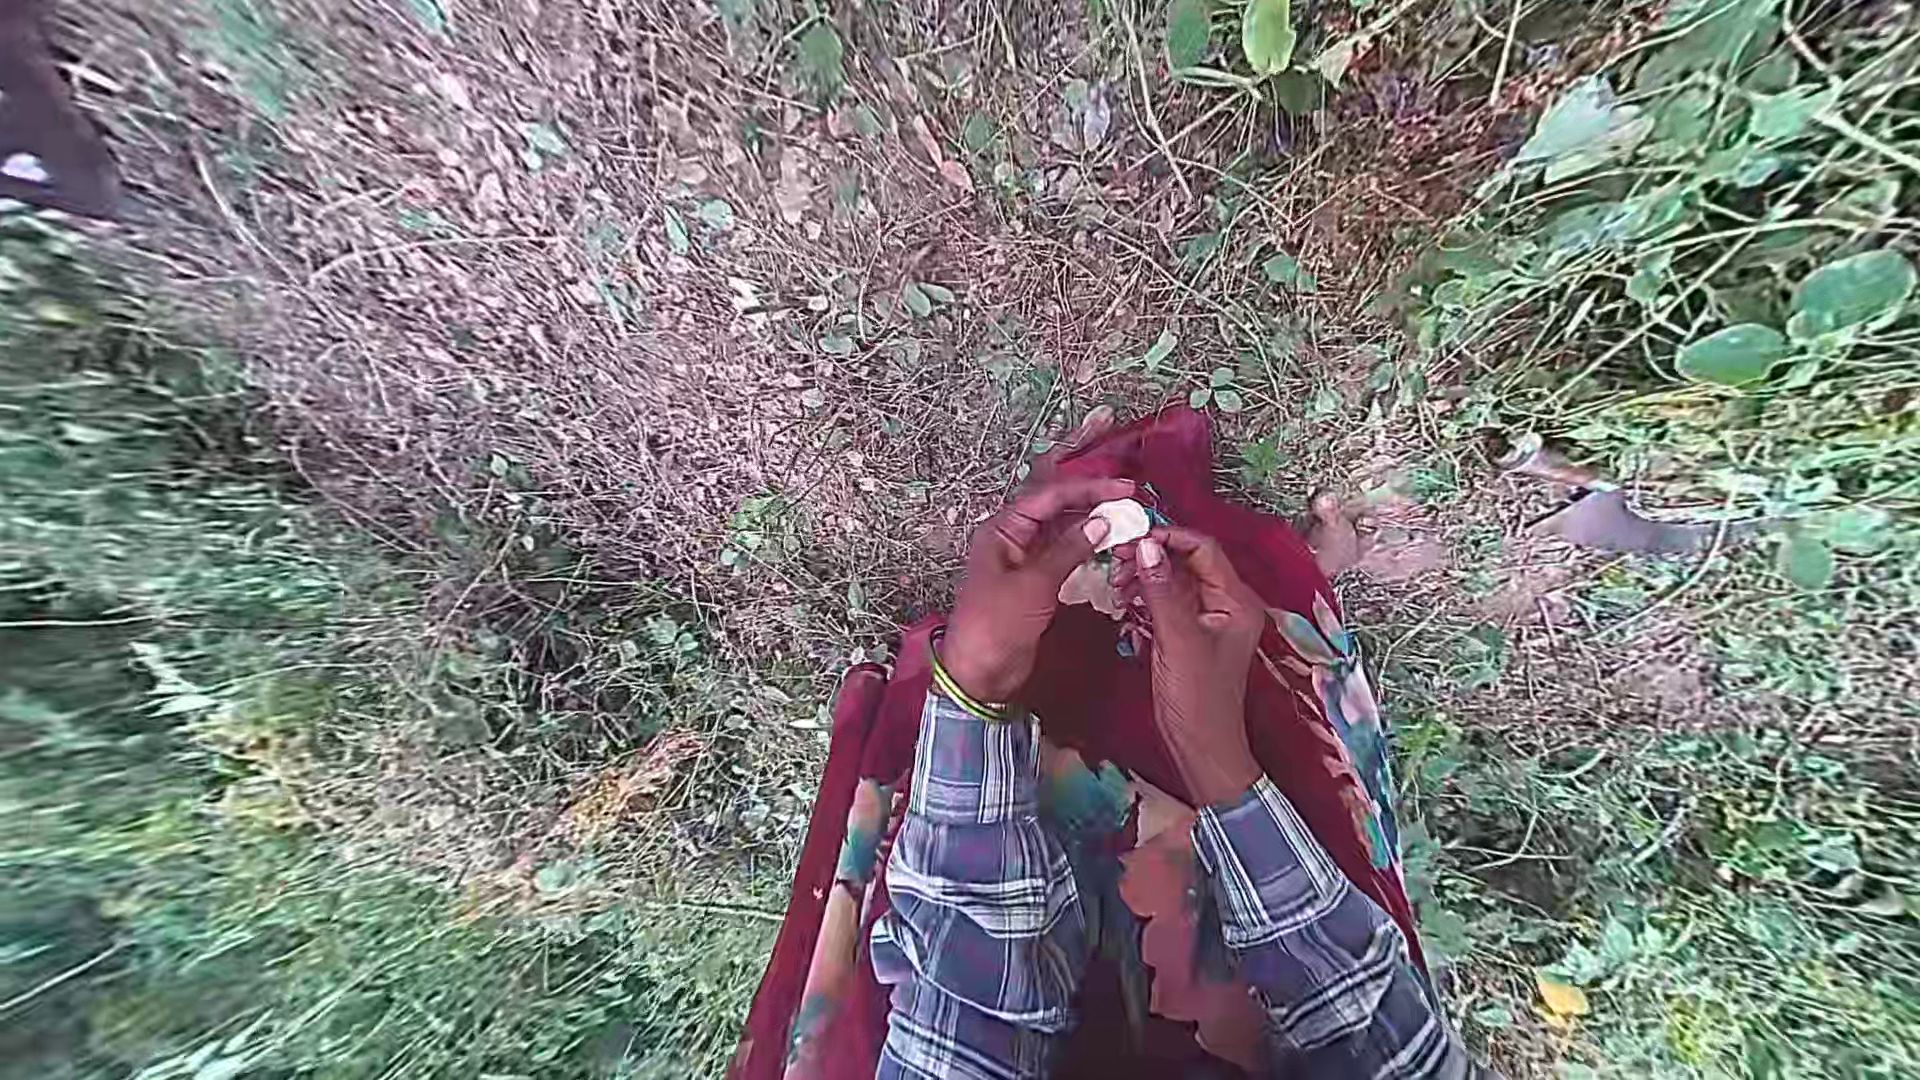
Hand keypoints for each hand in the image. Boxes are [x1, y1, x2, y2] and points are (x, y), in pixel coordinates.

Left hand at [941, 475, 1135, 701]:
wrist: (980, 674)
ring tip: (1128, 527)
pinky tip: (1111, 552)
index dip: (1088, 490)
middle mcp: (1015, 541)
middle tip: (1132, 507)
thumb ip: (1068, 550)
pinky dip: (1088, 555)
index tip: (1123, 489)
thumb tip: (1100, 523)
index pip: (1049, 497)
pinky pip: (1067, 561)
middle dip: (1095, 507)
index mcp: (1003, 531)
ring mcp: (1027, 563)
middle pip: (1059, 513)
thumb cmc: (994, 625)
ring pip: (1066, 536)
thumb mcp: (1034, 584)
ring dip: (1095, 531)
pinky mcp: (1039, 585)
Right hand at [1126, 527, 1263, 804]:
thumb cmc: (1197, 698)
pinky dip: (1143, 592)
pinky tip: (1122, 597)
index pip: (1203, 549)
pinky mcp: (1186, 629)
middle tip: (1116, 559)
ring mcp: (1205, 615)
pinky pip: (1164, 597)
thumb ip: (1162, 591)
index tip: (1131, 539)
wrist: (1199, 745)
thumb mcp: (1178, 640)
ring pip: (1172, 577)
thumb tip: (1146, 546)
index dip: (1168, 538)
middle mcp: (1224, 601)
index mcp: (1235, 600)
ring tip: (1115, 581)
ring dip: (1143, 573)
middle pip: (1186, 559)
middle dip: (1151, 554)